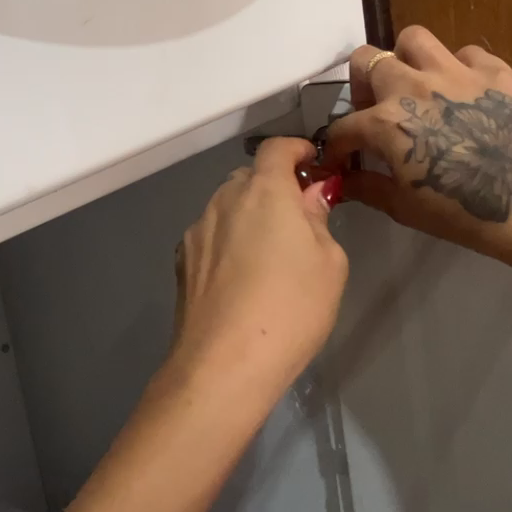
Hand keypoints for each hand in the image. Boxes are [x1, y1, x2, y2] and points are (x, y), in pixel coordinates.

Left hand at [171, 137, 347, 395]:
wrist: (224, 363)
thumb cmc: (291, 308)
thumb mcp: (329, 263)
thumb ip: (318, 219)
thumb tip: (310, 194)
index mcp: (264, 190)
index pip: (277, 148)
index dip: (297, 150)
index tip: (313, 164)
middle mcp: (223, 199)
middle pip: (249, 178)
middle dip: (273, 188)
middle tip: (298, 220)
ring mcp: (197, 231)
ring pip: (227, 208)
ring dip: (248, 217)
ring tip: (269, 257)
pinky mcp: (182, 262)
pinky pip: (211, 238)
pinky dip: (228, 244)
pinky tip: (240, 280)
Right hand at [323, 26, 511, 283]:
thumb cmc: (461, 213)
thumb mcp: (402, 207)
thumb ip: (365, 187)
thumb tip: (341, 181)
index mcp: (385, 122)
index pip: (342, 127)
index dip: (335, 147)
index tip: (339, 160)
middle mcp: (412, 86)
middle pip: (366, 60)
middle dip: (362, 86)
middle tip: (375, 111)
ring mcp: (455, 73)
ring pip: (413, 40)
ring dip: (405, 60)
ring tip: (414, 86)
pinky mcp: (494, 72)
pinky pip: (466, 53)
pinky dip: (458, 68)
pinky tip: (462, 94)